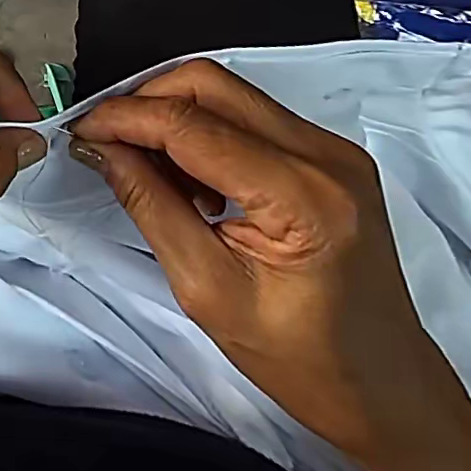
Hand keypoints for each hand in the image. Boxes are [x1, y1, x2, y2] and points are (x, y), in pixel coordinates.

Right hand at [70, 60, 470, 470]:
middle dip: (149, 99)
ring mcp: (332, 145)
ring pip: (231, 93)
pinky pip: (252, 116)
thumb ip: (151, 207)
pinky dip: (207, 130)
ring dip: (176, 114)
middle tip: (109, 137)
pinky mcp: (329, 150)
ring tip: (147, 165)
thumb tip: (103, 149)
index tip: (83, 128)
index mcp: (302, 194)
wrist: (387, 387)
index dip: (128, 117)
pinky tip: (192, 176)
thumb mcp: (208, 292)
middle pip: (214, 83)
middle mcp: (324, 150)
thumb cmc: (302, 362)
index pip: (194, 125)